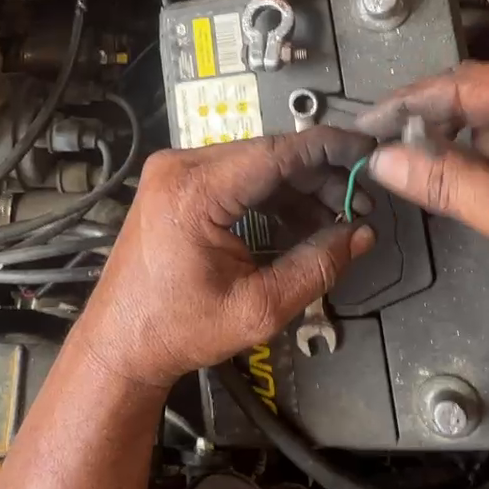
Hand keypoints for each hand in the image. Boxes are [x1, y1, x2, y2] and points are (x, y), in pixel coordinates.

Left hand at [72, 126, 376, 388]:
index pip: (275, 152)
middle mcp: (179, 166)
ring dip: (297, 186)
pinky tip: (302, 219)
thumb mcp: (258, 307)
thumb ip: (315, 266)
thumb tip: (361, 234)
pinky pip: (235, 176)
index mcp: (193, 191)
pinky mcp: (175, 183)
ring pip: (253, 163)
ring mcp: (174, 171)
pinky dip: (270, 194)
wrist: (120, 340)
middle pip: (266, 154)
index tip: (368, 149)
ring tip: (337, 217)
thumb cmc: (177, 329)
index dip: (328, 148)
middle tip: (359, 203)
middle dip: (319, 175)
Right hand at [356, 60, 488, 318]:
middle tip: (392, 162)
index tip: (365, 127)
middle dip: (435, 131)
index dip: (405, 106)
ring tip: (438, 183)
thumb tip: (384, 160)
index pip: (461, 84)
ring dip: (466, 149)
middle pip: (478, 97)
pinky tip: (480, 185)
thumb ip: (445, 182)